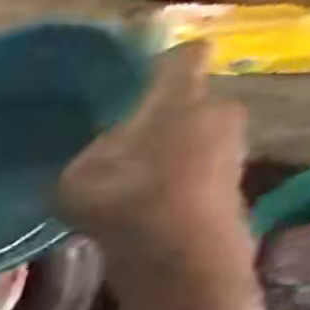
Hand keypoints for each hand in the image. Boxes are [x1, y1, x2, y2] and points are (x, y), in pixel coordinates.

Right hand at [58, 42, 255, 281]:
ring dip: (166, 154)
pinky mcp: (231, 184)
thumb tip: (97, 148)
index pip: (181, 57)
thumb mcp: (76, 175)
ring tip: (126, 183)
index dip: (156, 67)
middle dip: (158, 119)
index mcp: (180, 96)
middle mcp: (218, 108)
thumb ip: (89, 153)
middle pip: (188, 102)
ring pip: (193, 138)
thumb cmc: (123, 199)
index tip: (128, 86)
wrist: (177, 251)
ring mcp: (233, 147)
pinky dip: (172, 183)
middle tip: (118, 146)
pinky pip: (196, 171)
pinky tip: (142, 207)